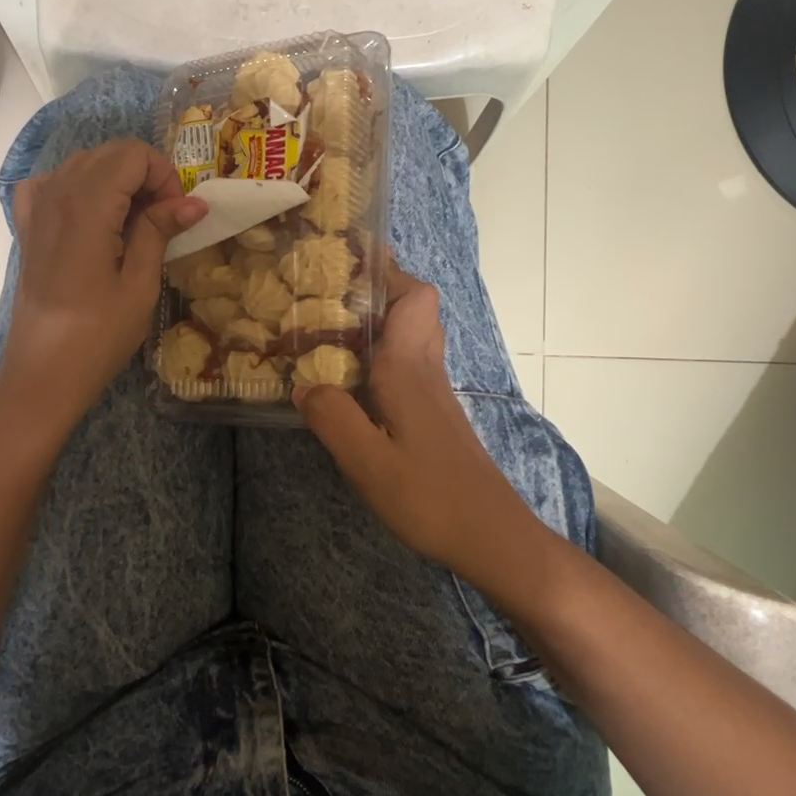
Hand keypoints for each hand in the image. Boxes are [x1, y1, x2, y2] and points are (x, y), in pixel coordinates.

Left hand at [0, 139, 206, 421]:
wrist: (43, 372)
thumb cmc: (98, 335)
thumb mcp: (139, 285)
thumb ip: (159, 232)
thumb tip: (193, 202)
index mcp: (86, 205)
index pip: (132, 154)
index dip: (163, 175)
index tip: (177, 215)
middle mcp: (56, 194)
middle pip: (108, 153)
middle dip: (143, 176)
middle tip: (163, 220)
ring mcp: (36, 209)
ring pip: (82, 164)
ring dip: (115, 182)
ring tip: (133, 225)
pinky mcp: (27, 227)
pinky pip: (52, 184)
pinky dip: (77, 189)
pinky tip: (91, 218)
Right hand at [294, 265, 529, 569]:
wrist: (492, 536)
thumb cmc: (430, 498)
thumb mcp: (367, 463)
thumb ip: (333, 417)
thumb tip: (304, 383)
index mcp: (408, 370)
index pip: (413, 296)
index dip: (385, 269)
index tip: (345, 258)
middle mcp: (425, 371)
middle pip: (415, 308)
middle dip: (376, 289)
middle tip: (327, 293)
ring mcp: (433, 394)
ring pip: (411, 335)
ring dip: (377, 322)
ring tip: (328, 328)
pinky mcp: (434, 416)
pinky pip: (407, 364)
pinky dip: (380, 355)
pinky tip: (350, 381)